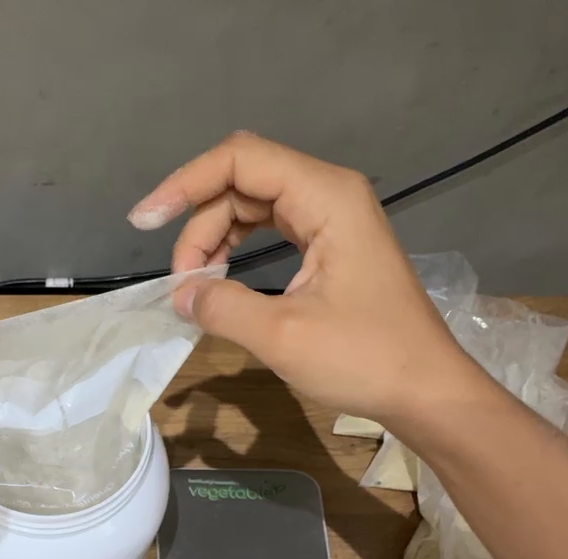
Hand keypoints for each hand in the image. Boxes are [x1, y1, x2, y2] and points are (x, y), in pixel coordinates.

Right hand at [128, 132, 484, 424]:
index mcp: (326, 197)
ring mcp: (330, 220)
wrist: (424, 389)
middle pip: (242, 182)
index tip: (143, 224)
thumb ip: (223, 308)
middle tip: (180, 284)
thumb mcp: (282, 336)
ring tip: (194, 288)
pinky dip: (234, 251)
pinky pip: (268, 230)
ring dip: (213, 241)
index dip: (184, 184)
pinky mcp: (328, 246)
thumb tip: (181, 294)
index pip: (240, 160)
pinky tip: (220, 283)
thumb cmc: (364, 358)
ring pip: (251, 206)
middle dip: (199, 225)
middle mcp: (328, 194)